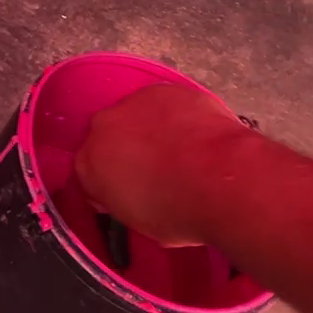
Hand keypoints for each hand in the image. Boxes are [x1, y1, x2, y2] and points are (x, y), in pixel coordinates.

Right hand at [70, 83, 254, 246]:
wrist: (223, 182)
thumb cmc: (182, 212)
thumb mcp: (142, 223)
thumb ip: (122, 200)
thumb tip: (129, 193)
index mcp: (88, 164)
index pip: (89, 170)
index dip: (110, 181)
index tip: (130, 190)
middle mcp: (102, 127)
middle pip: (109, 136)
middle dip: (126, 149)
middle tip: (156, 171)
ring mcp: (133, 103)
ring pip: (137, 115)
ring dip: (152, 129)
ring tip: (183, 153)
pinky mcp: (164, 90)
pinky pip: (166, 103)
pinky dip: (178, 116)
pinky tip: (198, 136)